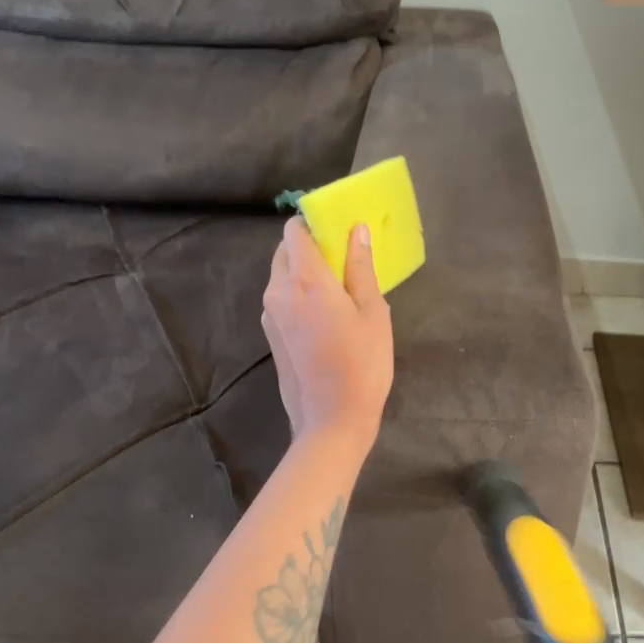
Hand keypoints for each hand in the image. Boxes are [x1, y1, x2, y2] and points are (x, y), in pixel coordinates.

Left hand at [261, 217, 393, 447]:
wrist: (332, 420)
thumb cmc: (362, 363)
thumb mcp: (373, 312)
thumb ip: (361, 268)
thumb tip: (357, 231)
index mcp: (305, 280)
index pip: (295, 231)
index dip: (314, 223)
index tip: (338, 228)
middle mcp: (279, 291)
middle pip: (286, 251)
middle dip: (311, 246)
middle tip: (344, 257)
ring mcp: (270, 314)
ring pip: (283, 275)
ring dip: (305, 271)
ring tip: (340, 286)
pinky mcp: (270, 334)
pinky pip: (282, 298)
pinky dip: (300, 293)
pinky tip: (327, 312)